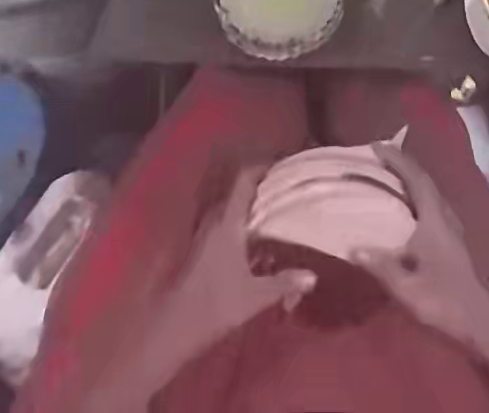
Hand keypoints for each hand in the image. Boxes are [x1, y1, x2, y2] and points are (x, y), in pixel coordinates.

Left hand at [153, 165, 316, 349]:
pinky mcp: (204, 248)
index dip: (261, 168)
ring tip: (277, 214)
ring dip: (252, 209)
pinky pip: (228, 225)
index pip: (244, 181)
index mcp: (228, 222)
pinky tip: (259, 243)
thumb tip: (312, 276)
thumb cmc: (216, 303)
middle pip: (239, 193)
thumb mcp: (255, 295)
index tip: (281, 166)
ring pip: (233, 210)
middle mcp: (216, 220)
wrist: (176, 324)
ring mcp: (207, 233)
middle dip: (262, 189)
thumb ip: (284, 283)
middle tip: (287, 191)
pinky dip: (244, 225)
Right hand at [352, 142, 488, 362]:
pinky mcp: (453, 241)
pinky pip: (432, 204)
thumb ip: (381, 267)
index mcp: (435, 220)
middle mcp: (446, 217)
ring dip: (410, 178)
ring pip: (430, 192)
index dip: (397, 159)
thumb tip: (352, 247)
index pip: (416, 178)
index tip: (376, 146)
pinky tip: (405, 205)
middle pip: (424, 180)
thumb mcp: (409, 289)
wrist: (486, 327)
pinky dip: (416, 194)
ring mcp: (452, 229)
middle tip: (378, 156)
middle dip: (402, 164)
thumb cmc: (446, 302)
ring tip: (388, 174)